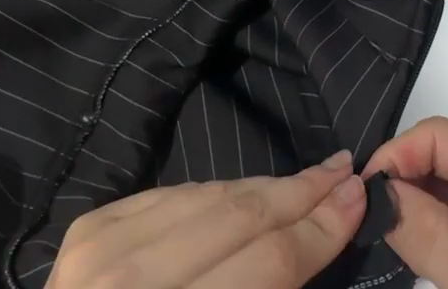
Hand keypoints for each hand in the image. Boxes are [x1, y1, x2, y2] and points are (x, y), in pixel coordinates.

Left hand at [45, 150, 365, 288]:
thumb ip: (267, 285)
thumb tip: (320, 231)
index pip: (269, 263)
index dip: (321, 227)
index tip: (359, 196)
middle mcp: (129, 285)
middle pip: (240, 218)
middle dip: (304, 192)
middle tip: (345, 170)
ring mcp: (99, 251)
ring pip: (210, 195)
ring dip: (267, 186)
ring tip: (310, 177)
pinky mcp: (88, 229)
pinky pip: (175, 192)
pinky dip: (219, 191)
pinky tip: (249, 190)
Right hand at [363, 117, 447, 288]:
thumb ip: (432, 238)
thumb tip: (379, 190)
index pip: (441, 135)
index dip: (396, 156)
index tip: (359, 197)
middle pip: (445, 151)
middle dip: (402, 176)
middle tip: (363, 219)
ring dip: (414, 198)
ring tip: (380, 230)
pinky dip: (434, 218)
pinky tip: (414, 242)